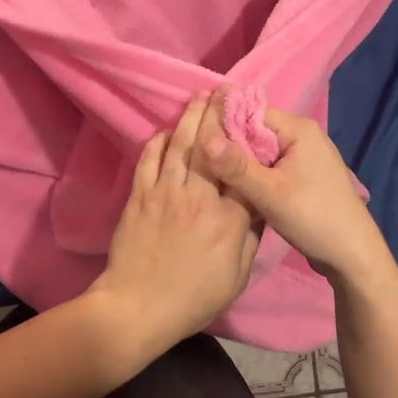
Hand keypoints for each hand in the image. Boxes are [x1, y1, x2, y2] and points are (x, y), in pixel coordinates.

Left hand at [87, 96, 262, 356]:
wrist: (139, 307)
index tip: (254, 119)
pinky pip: (150, 159)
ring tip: (201, 96)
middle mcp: (199, 198)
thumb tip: (259, 205)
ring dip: (191, 117)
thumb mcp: (237, 275)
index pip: (243, 171)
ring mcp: (166, 192)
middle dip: (219, 114)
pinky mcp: (140, 195)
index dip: (249, 141)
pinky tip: (169, 130)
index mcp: (228, 220)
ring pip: (182, 144)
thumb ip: (250, 237)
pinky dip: (160, 140)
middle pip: (212, 147)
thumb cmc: (194, 298)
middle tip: (226, 90)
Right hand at [200, 99, 391, 283]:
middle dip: (231, 146)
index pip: (251, 113)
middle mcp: (304, 135)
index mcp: (299, 128)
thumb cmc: (314, 219)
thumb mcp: (270, 193)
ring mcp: (307, 156)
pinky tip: (239, 189)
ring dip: (243, 163)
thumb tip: (203, 138)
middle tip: (201, 161)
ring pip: (263, 151)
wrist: (354, 257)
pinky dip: (257, 175)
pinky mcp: (306, 176)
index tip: (197, 139)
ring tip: (215, 176)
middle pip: (256, 130)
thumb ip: (236, 166)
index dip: (224, 124)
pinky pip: (273, 166)